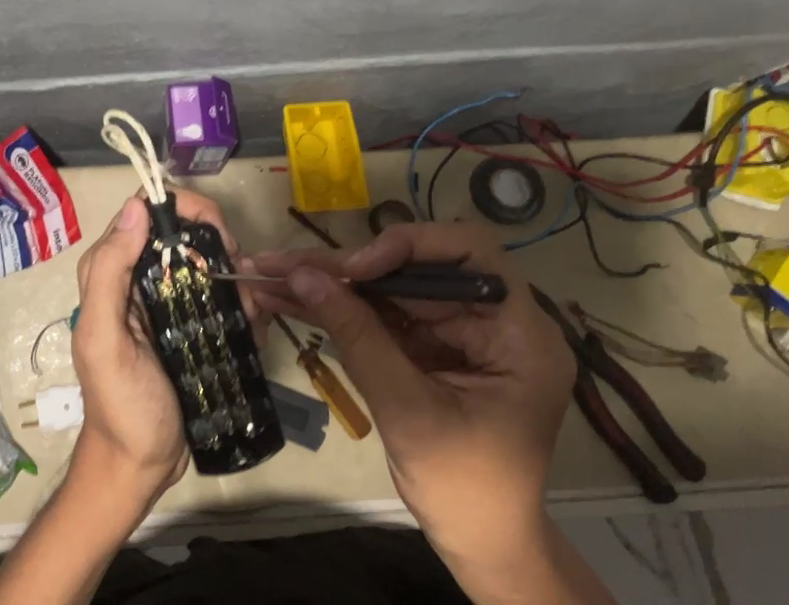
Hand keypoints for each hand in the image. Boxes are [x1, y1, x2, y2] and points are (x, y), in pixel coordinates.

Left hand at [69, 190, 255, 503]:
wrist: (140, 465)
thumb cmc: (120, 404)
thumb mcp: (104, 339)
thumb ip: (110, 272)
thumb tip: (135, 208)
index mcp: (110, 273)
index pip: (143, 212)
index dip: (182, 209)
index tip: (216, 231)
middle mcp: (136, 279)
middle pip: (180, 232)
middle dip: (215, 240)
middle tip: (238, 269)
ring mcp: (166, 303)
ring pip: (204, 262)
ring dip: (233, 272)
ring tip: (251, 302)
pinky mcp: (191, 326)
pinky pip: (218, 296)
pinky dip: (239, 299)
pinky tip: (253, 319)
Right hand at [243, 224, 574, 567]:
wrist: (479, 542)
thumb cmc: (464, 486)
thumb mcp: (409, 411)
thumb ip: (359, 338)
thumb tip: (303, 277)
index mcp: (519, 333)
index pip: (469, 253)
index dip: (409, 246)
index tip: (356, 269)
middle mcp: (492, 320)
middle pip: (415, 268)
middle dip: (346, 267)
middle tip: (281, 263)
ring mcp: (457, 333)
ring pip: (389, 288)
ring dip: (330, 284)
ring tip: (269, 275)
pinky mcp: (429, 348)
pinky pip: (381, 316)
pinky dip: (337, 309)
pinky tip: (289, 299)